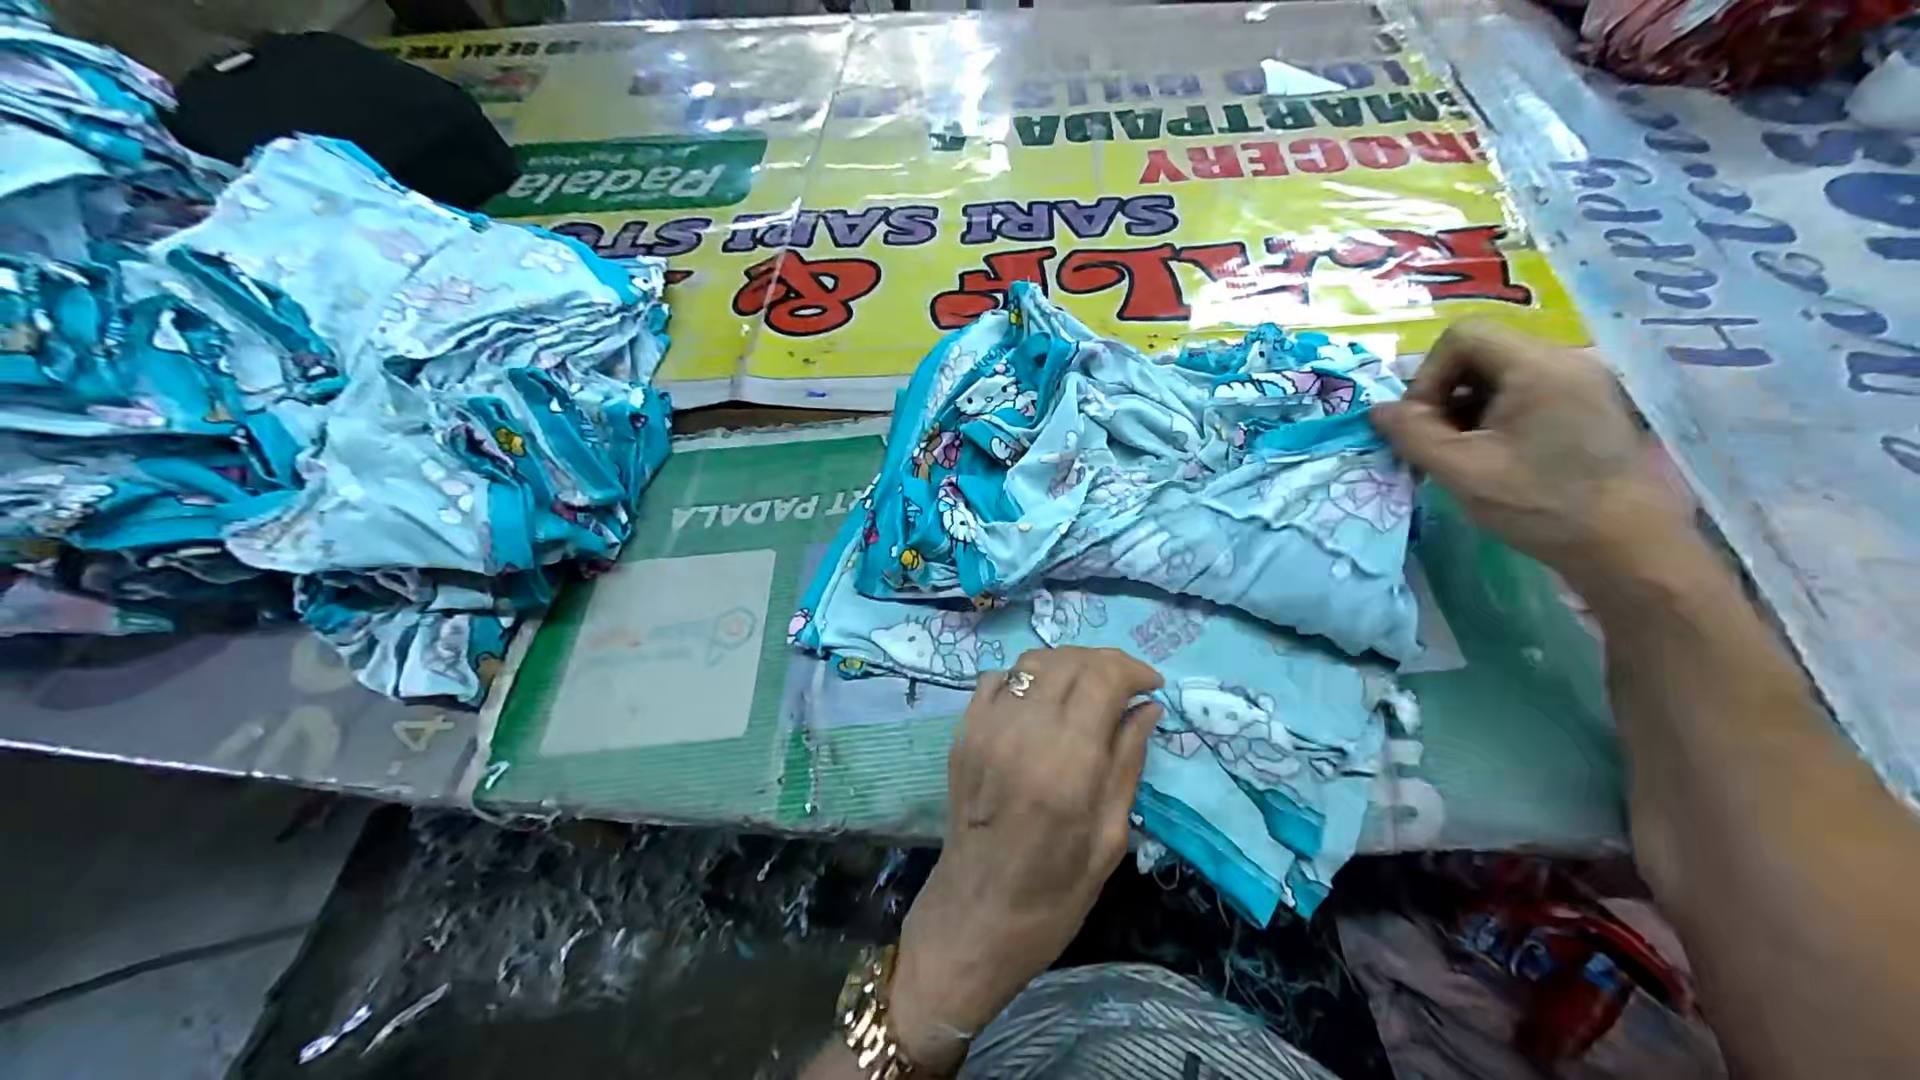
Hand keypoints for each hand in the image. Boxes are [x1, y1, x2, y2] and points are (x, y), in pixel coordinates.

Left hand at [889, 646, 1162, 1073]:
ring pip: (1033, 662)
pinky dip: (1027, 679)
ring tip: (1088, 689)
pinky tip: (1042, 703)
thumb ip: (1128, 760)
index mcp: (1068, 762)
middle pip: (1069, 660)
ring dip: (1068, 665)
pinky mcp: (963, 733)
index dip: (1134, 670)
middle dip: (1106, 663)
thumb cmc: (1056, 891)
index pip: (1103, 677)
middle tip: (1125, 686)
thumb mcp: (1110, 835)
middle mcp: (1024, 732)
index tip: (1152, 685)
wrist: (977, 915)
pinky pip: (997, 679)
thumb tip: (1147, 707)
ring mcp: (986, 727)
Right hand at [1370, 319, 1692, 585]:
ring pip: (1494, 375)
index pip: (1462, 336)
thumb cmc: (1538, 504)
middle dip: (1441, 395)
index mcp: (1538, 367)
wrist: (1624, 543)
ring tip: (1459, 454)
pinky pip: (1519, 392)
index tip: (1424, 422)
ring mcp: (1578, 382)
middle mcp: (1565, 361)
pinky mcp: (1583, 405)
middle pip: (1477, 353)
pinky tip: (1488, 455)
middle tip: (1434, 442)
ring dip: (1461, 409)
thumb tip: (1377, 411)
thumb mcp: (1460, 470)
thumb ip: (1411, 433)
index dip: (1428, 375)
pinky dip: (1488, 417)